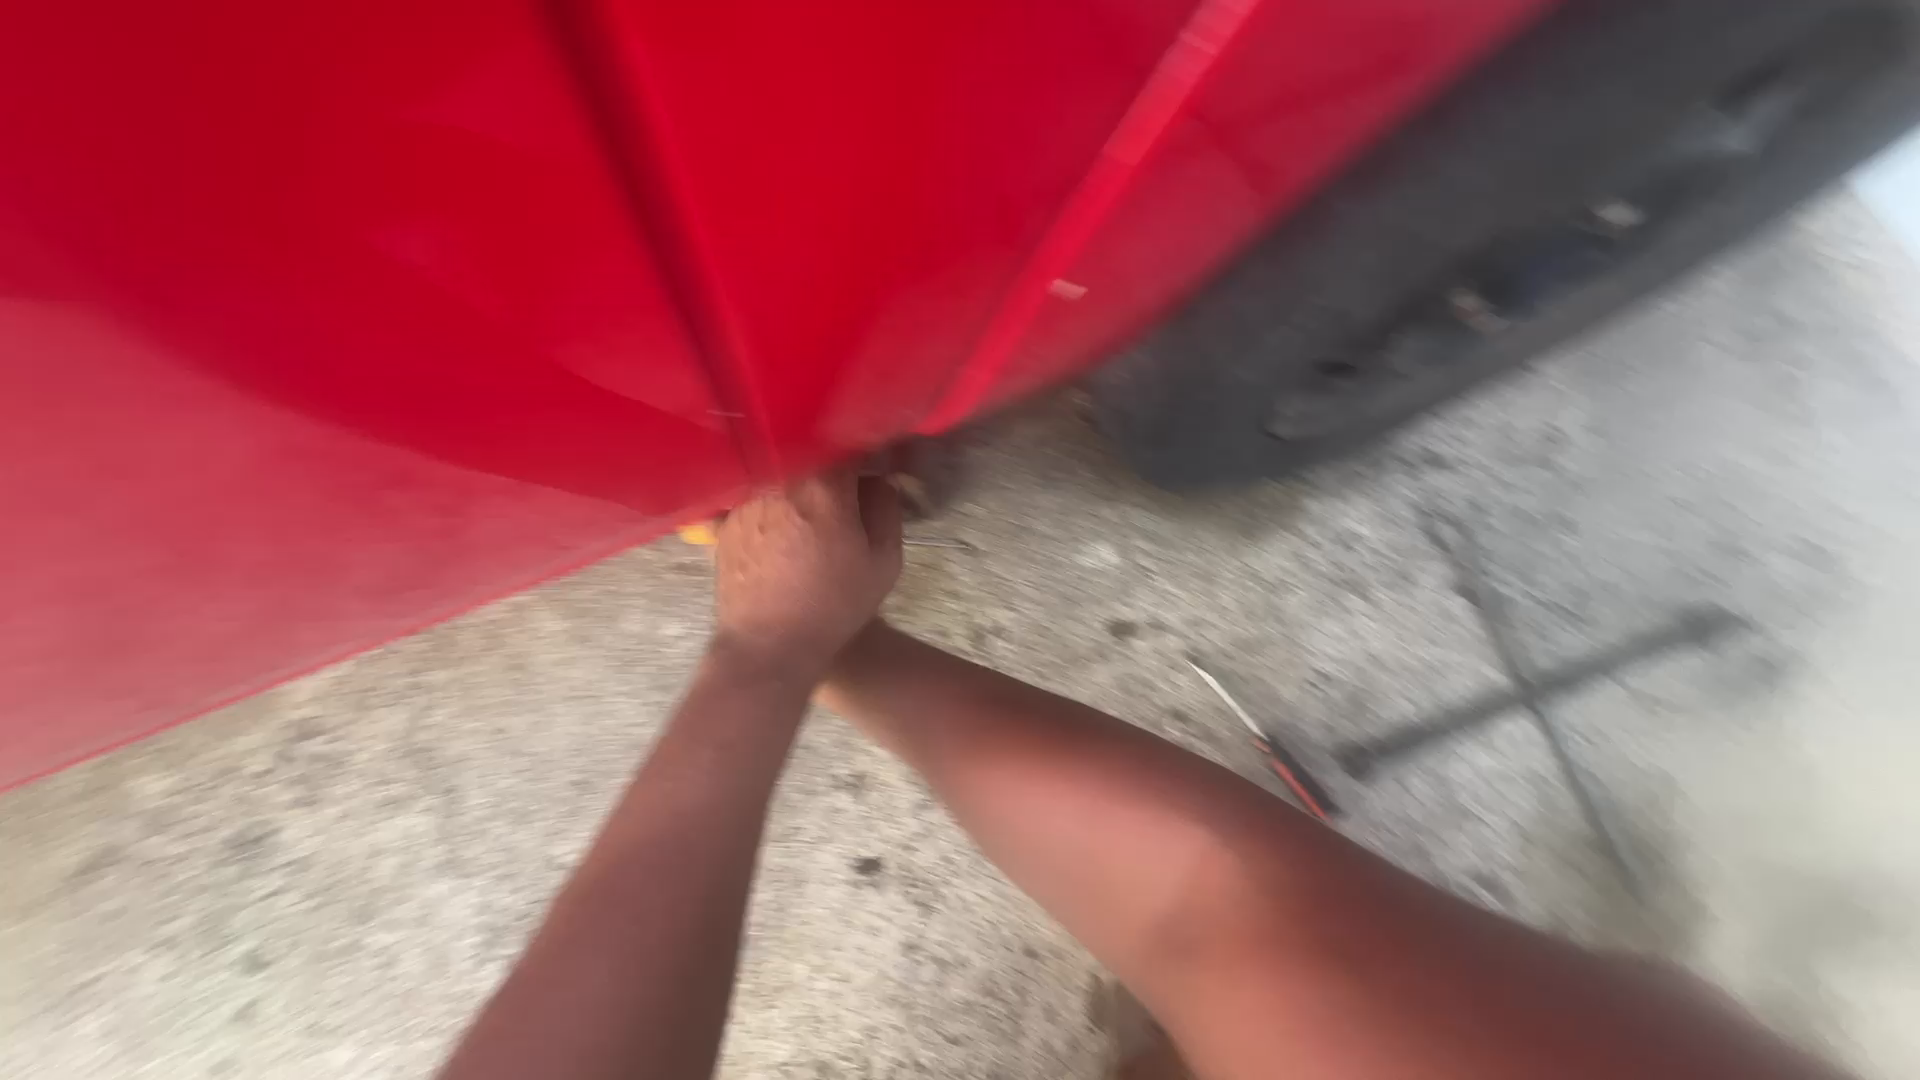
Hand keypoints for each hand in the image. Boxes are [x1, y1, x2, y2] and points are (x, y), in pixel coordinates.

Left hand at [711, 469, 902, 681]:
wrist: (768, 645)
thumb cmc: (833, 605)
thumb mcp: (884, 562)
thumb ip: (887, 509)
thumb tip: (878, 482)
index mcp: (823, 486)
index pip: (850, 449)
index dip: (865, 461)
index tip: (872, 477)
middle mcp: (779, 481)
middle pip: (812, 459)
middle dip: (831, 474)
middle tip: (843, 502)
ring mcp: (747, 500)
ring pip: (782, 479)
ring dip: (799, 492)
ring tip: (810, 523)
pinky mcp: (726, 521)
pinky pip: (758, 501)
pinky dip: (774, 510)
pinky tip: (782, 538)